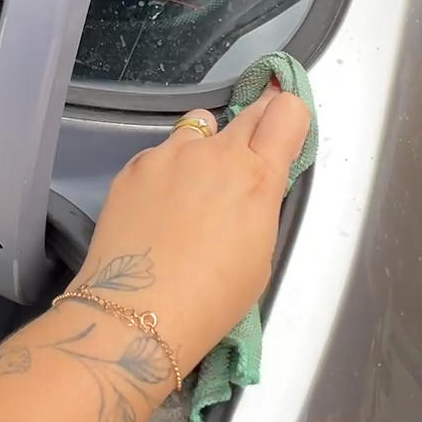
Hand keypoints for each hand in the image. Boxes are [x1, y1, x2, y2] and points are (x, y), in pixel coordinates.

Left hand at [64, 85, 309, 373]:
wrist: (138, 309)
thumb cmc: (212, 297)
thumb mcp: (259, 252)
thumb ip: (259, 203)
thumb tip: (250, 183)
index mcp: (257, 176)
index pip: (286, 113)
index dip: (288, 117)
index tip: (282, 129)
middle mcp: (214, 153)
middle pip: (247, 113)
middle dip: (252, 129)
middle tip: (244, 157)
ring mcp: (169, 154)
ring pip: (197, 127)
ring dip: (203, 145)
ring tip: (191, 185)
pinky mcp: (134, 165)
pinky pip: (160, 153)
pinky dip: (165, 169)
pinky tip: (155, 205)